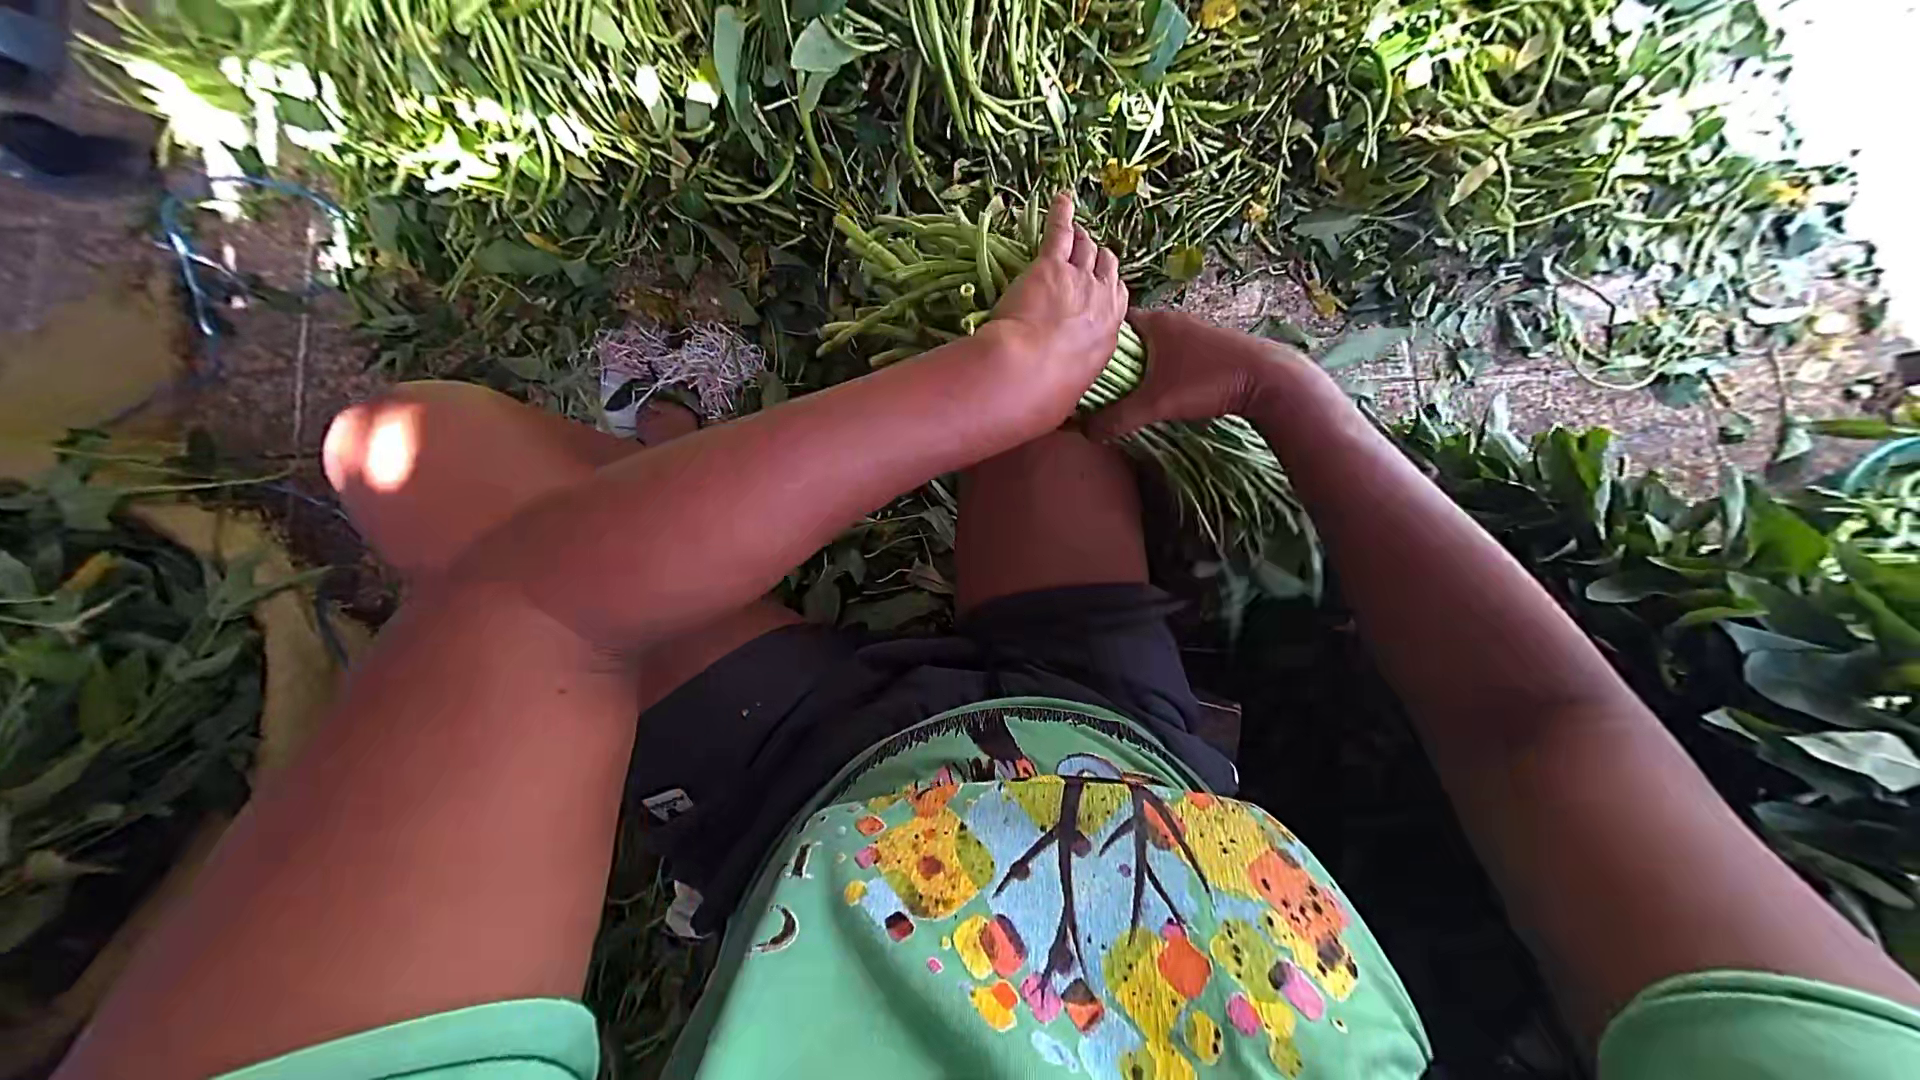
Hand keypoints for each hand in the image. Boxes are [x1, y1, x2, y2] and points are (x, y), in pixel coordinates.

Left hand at [987, 191, 1128, 413]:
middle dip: (1098, 260)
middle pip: (1106, 269)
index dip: (1110, 290)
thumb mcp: (1071, 398)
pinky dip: (1061, 213)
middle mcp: (1100, 301)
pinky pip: (1060, 230)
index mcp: (1108, 333)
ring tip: (1077, 231)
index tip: (1103, 287)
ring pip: (1086, 250)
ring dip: (1081, 240)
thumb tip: (1074, 427)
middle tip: (1089, 253)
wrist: (1032, 371)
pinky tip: (1061, 199)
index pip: (1117, 300)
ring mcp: (1078, 280)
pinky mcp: (1051, 266)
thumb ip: (1075, 395)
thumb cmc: (1049, 391)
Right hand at [1085, 309, 1315, 438]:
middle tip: (1093, 382)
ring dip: (1134, 365)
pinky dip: (1154, 369)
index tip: (1077, 362)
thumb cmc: (1207, 381)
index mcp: (1154, 322)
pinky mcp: (1204, 349)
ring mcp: (1189, 333)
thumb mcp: (1155, 404)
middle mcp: (1170, 321)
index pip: (1110, 322)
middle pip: (1128, 336)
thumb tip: (1084, 432)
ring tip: (1117, 389)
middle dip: (1110, 357)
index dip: (1092, 340)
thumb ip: (1117, 418)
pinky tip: (1151, 390)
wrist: (1267, 380)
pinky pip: (1167, 355)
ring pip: (1149, 347)